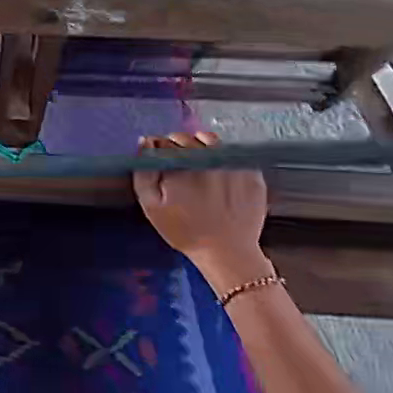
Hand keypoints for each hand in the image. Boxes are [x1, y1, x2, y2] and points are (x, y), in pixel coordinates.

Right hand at [133, 132, 273, 291]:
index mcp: (180, 164)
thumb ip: (143, 172)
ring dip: (200, 147)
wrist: (227, 253)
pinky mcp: (249, 170)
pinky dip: (223, 157)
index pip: (163, 142)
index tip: (161, 163)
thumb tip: (145, 143)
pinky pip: (231, 152)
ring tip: (199, 166)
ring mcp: (230, 162)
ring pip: (209, 140)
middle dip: (178, 148)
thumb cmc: (184, 232)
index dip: (159, 151)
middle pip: (186, 139)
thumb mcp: (151, 206)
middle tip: (179, 169)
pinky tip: (219, 174)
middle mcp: (205, 157)